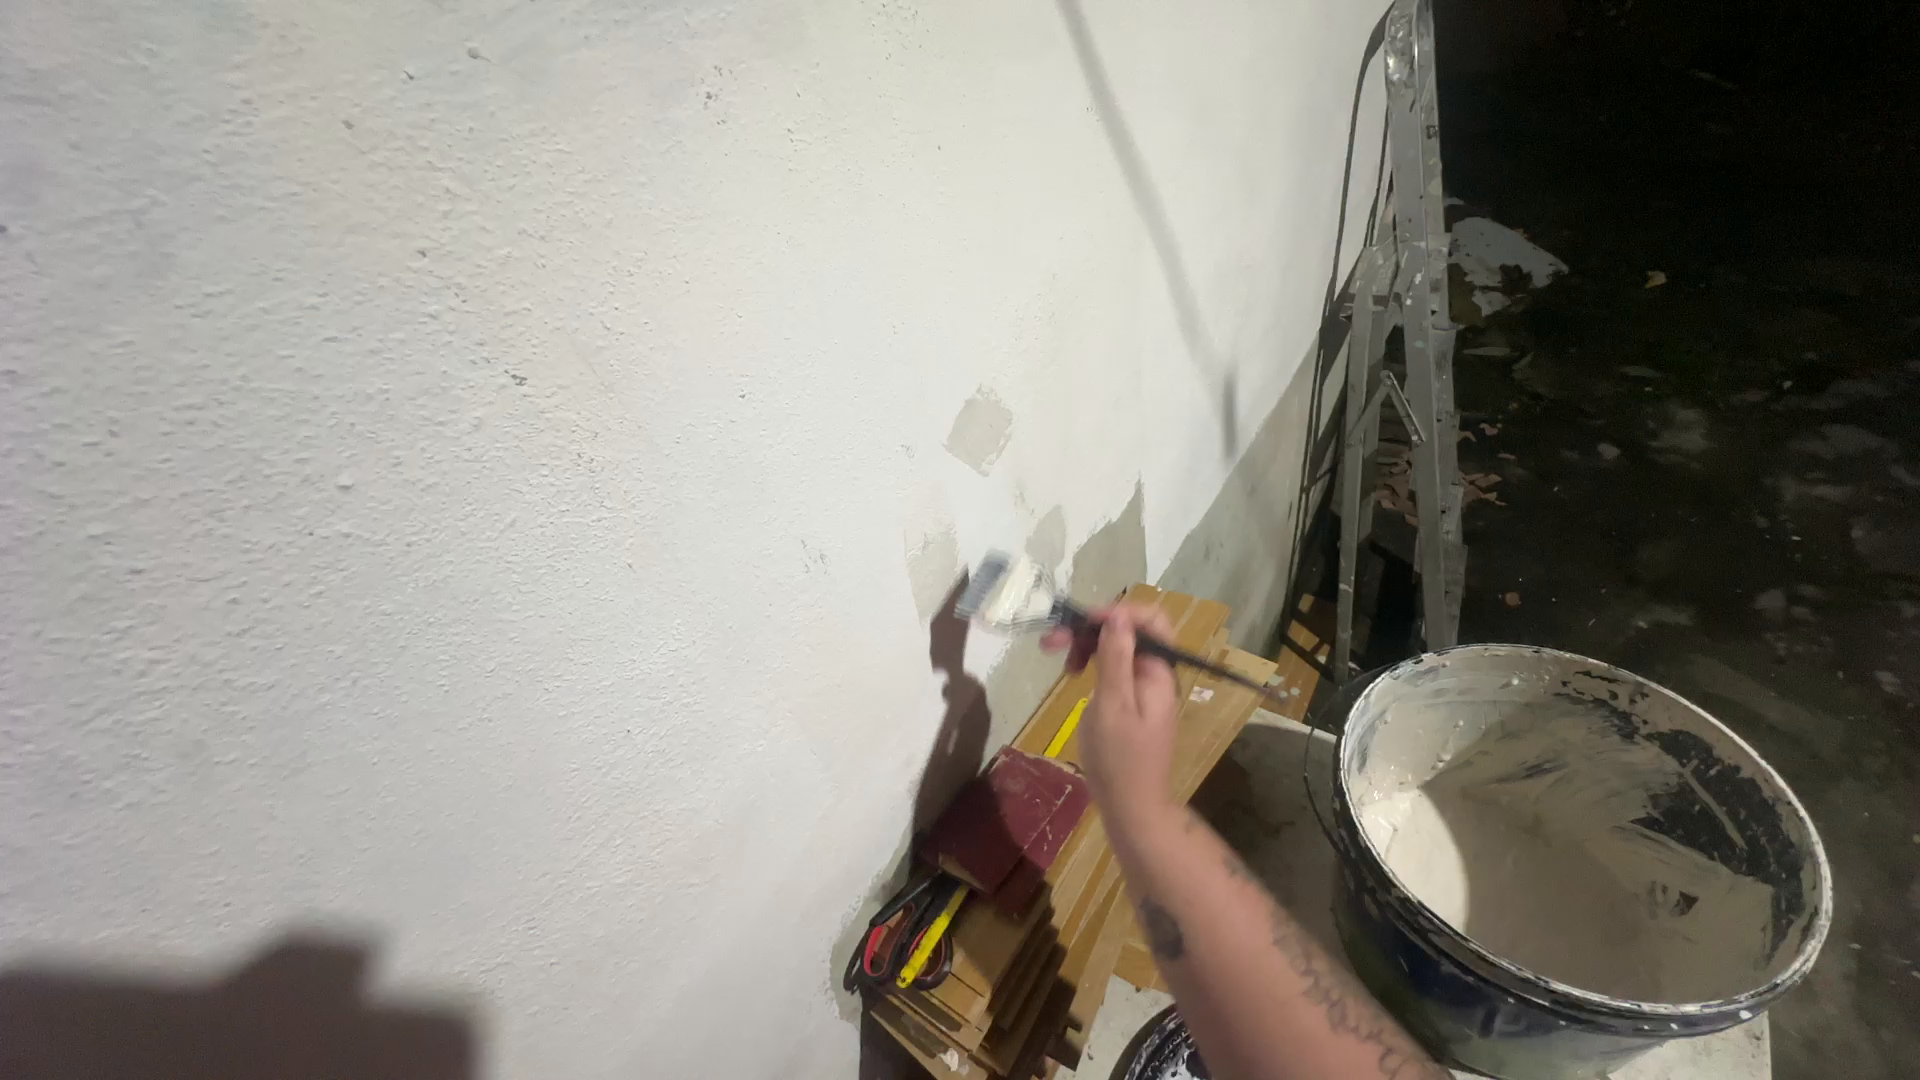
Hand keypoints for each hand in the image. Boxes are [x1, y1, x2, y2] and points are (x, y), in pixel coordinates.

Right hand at [1042, 604, 1179, 824]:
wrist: (1130, 807)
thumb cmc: (1120, 759)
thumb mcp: (1113, 705)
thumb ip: (1116, 658)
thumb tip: (1118, 616)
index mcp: (1158, 672)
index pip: (1150, 621)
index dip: (1116, 612)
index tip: (1082, 621)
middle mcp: (1154, 674)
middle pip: (1128, 632)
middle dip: (1091, 629)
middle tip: (1053, 641)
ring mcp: (1141, 687)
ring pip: (1116, 648)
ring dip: (1087, 645)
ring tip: (1060, 660)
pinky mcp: (1128, 700)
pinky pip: (1112, 668)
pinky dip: (1091, 664)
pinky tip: (1073, 674)